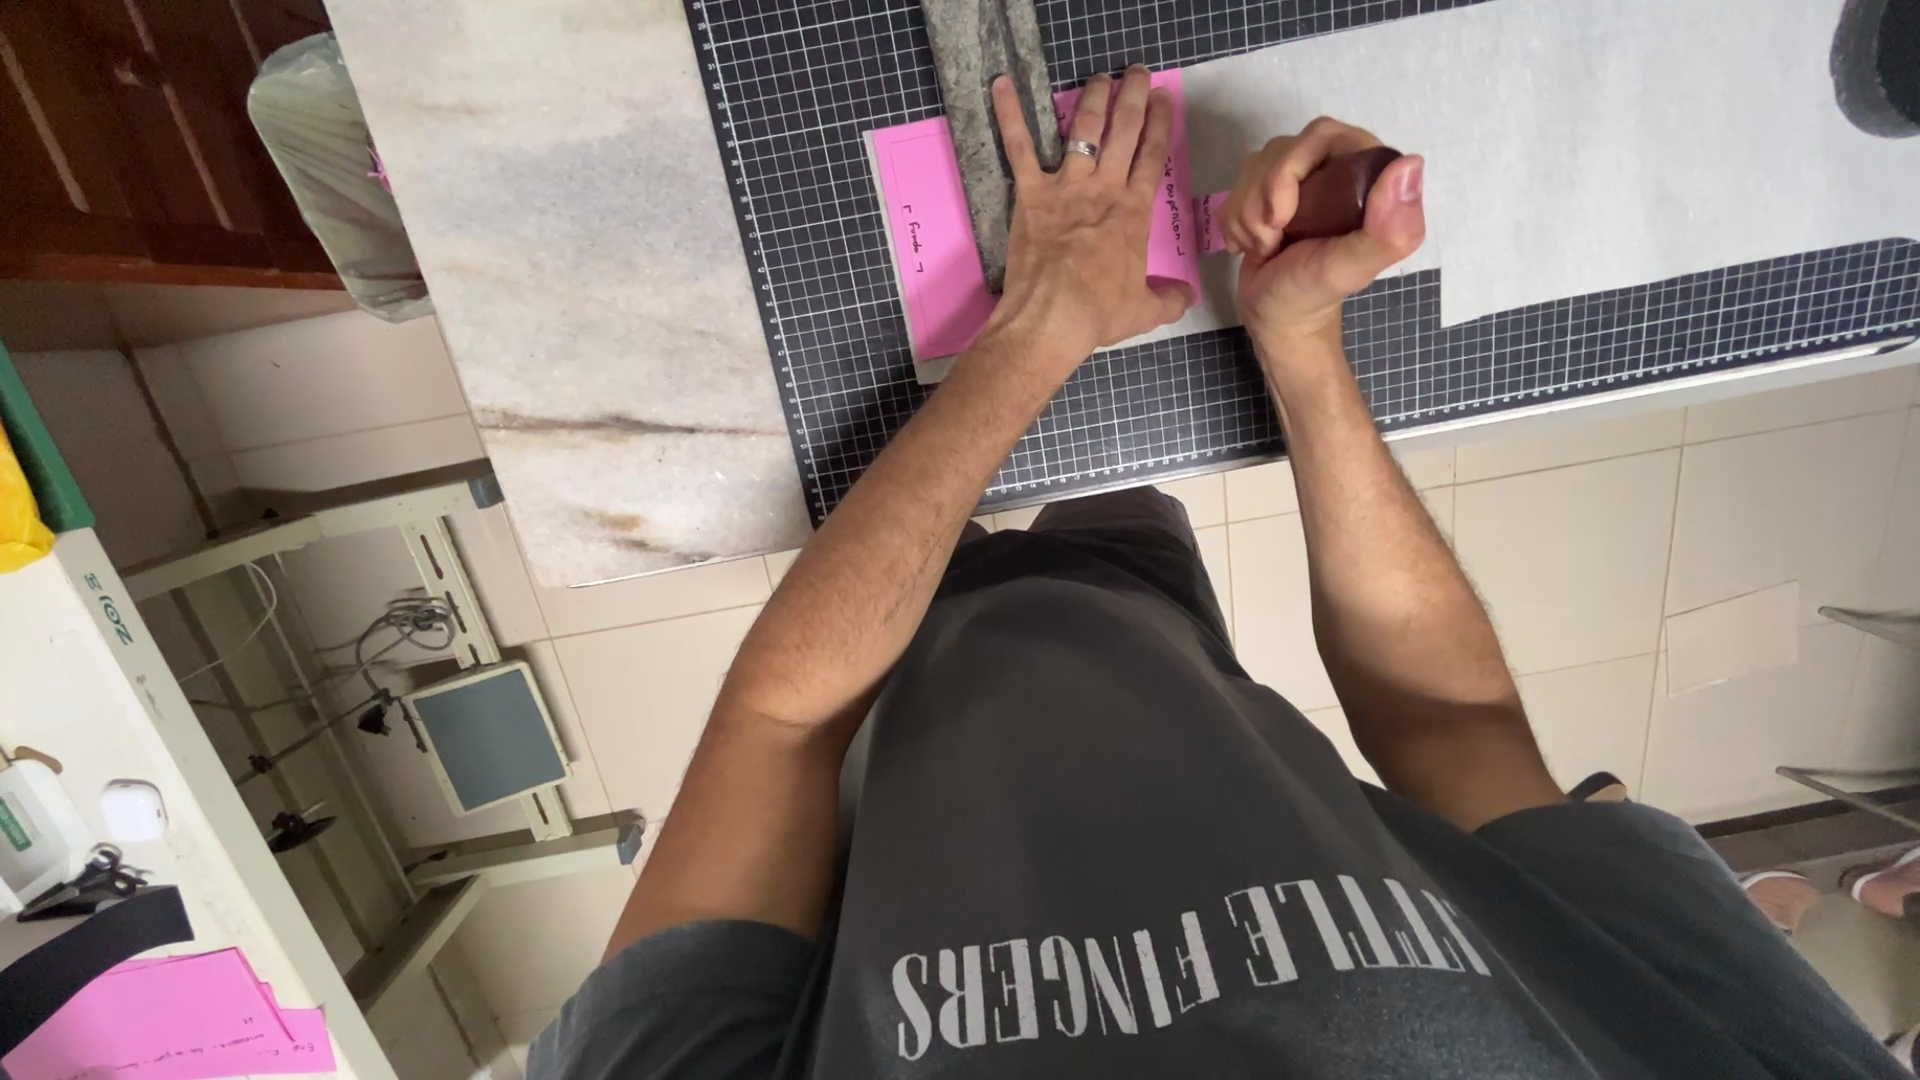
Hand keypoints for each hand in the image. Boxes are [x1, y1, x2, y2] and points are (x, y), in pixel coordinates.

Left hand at [981, 66, 1196, 371]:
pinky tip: (1000, 86)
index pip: (1153, 158)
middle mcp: (1103, 189)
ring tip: (1099, 78)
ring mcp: (1067, 187)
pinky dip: (1010, 115)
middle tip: (1137, 73)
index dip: (1160, 126)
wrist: (1053, 317)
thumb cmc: (1099, 314)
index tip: (1164, 101)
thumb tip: (1188, 297)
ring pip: (1082, 129)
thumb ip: (1169, 299)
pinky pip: (1019, 148)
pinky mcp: (1031, 195)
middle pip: (1124, 131)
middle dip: (1134, 97)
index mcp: (1133, 212)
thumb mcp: (1145, 311)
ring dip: (1092, 99)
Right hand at [1219, 117, 1424, 346]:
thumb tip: (1410, 164)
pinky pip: (1235, 189)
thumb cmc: (1313, 294)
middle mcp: (1330, 170)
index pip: (1321, 135)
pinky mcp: (1264, 199)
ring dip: (1247, 216)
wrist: (1276, 319)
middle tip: (1271, 238)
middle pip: (1280, 150)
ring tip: (1264, 247)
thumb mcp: (1351, 267)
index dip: (1290, 169)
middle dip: (1262, 199)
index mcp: (1362, 174)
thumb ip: (1387, 227)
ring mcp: (1295, 183)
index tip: (1283, 216)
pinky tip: (1249, 247)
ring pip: (1253, 168)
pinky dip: (1233, 224)